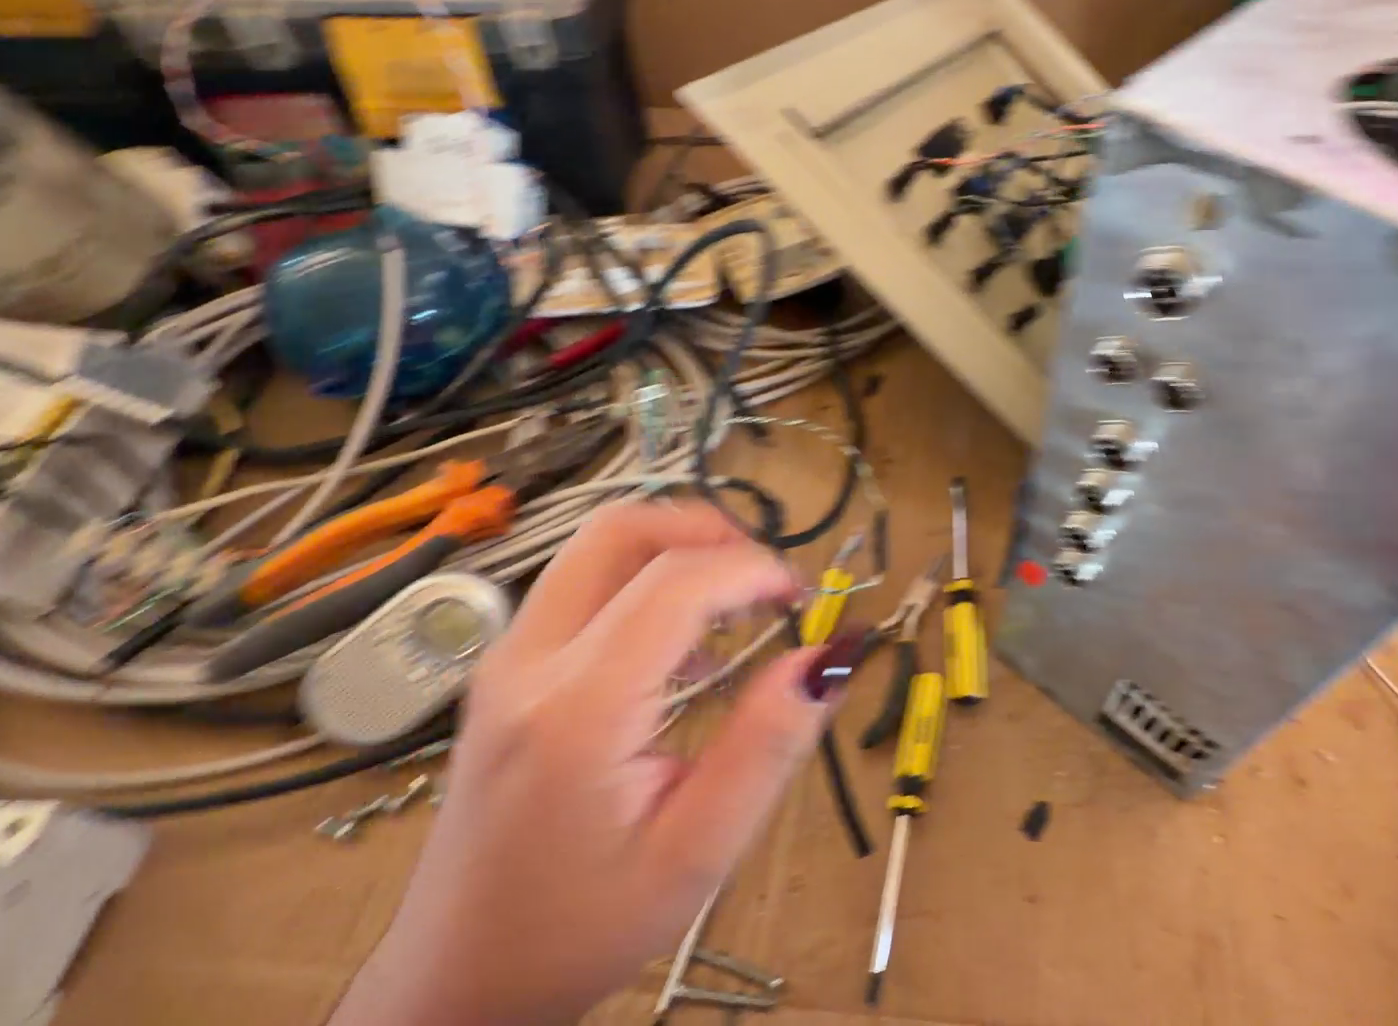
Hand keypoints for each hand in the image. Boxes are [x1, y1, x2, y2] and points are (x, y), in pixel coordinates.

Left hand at [330, 503, 867, 1025]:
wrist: (458, 976)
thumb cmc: (583, 925)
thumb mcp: (699, 850)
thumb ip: (768, 743)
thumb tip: (828, 656)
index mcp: (578, 708)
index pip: (675, 582)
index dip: (753, 569)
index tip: (805, 599)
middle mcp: (529, 661)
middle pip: (620, 531)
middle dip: (708, 531)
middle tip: (768, 581)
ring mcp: (507, 661)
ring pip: (596, 551)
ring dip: (678, 555)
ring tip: (739, 612)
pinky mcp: (507, 673)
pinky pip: (582, 591)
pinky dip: (647, 586)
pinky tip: (689, 651)